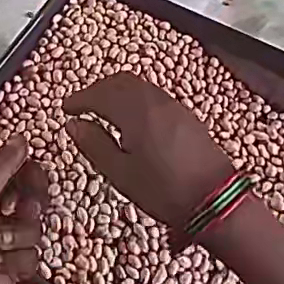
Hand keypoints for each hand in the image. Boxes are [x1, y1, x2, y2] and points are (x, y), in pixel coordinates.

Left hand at [0, 137, 47, 283]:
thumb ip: (4, 163)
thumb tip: (21, 137)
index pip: (22, 174)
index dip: (31, 178)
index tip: (32, 182)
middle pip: (34, 202)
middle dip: (25, 211)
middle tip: (9, 213)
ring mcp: (6, 239)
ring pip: (36, 231)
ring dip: (17, 237)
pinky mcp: (13, 265)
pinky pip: (33, 257)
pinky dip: (16, 261)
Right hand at [62, 73, 236, 233]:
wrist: (217, 201)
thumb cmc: (163, 191)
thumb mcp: (120, 173)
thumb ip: (94, 144)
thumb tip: (73, 124)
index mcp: (135, 113)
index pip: (100, 94)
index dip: (79, 99)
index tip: (66, 108)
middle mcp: (155, 102)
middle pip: (120, 81)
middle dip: (97, 90)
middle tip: (82, 105)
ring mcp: (174, 106)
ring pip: (138, 85)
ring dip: (116, 91)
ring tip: (103, 110)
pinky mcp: (186, 116)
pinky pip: (152, 94)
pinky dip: (134, 97)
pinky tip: (130, 118)